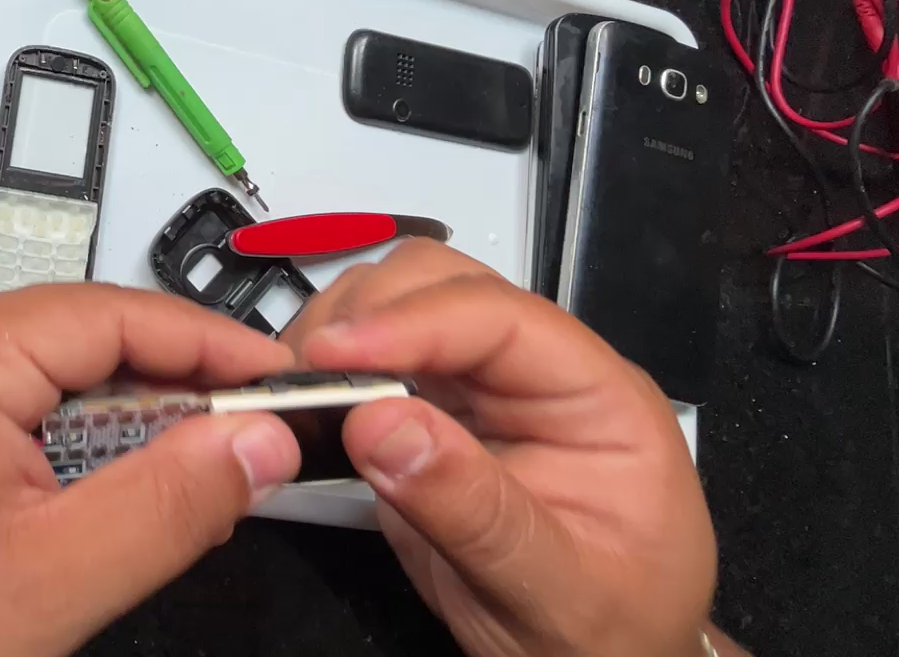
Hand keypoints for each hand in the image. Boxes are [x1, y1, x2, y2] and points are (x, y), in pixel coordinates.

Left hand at [0, 285, 303, 656]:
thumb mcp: (46, 584)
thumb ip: (167, 505)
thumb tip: (254, 443)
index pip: (112, 314)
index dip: (205, 340)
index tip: (273, 376)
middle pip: (84, 328)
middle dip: (171, 376)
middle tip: (244, 429)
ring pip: (55, 351)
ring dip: (124, 399)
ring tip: (186, 454)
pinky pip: (16, 371)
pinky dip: (73, 411)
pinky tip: (105, 459)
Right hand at [283, 240, 717, 656]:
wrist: (577, 656)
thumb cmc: (595, 636)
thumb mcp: (553, 596)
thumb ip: (472, 511)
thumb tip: (377, 423)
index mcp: (596, 398)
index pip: (498, 317)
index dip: (409, 322)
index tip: (330, 355)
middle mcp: (531, 365)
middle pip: (437, 279)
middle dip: (364, 311)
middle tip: (309, 371)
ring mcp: (473, 372)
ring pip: (390, 291)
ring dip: (336, 324)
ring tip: (303, 384)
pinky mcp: (423, 389)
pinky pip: (366, 337)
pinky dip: (325, 350)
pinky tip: (310, 390)